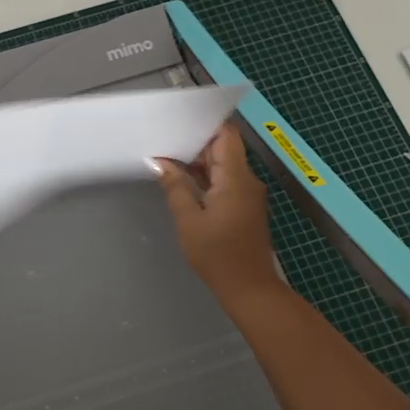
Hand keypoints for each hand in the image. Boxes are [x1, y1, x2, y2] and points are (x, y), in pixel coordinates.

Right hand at [152, 125, 282, 299]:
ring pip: (222, 166)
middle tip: (163, 140)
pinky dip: (205, 179)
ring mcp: (247, 194)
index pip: (226, 135)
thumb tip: (160, 162)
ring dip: (197, 163)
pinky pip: (224, 182)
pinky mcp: (244, 206)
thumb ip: (175, 187)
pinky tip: (182, 182)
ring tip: (166, 159)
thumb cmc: (217, 254)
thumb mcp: (188, 220)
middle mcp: (246, 180)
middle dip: (194, 144)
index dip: (205, 124)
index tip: (179, 121)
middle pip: (222, 149)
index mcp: (235, 178)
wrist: (249, 288)